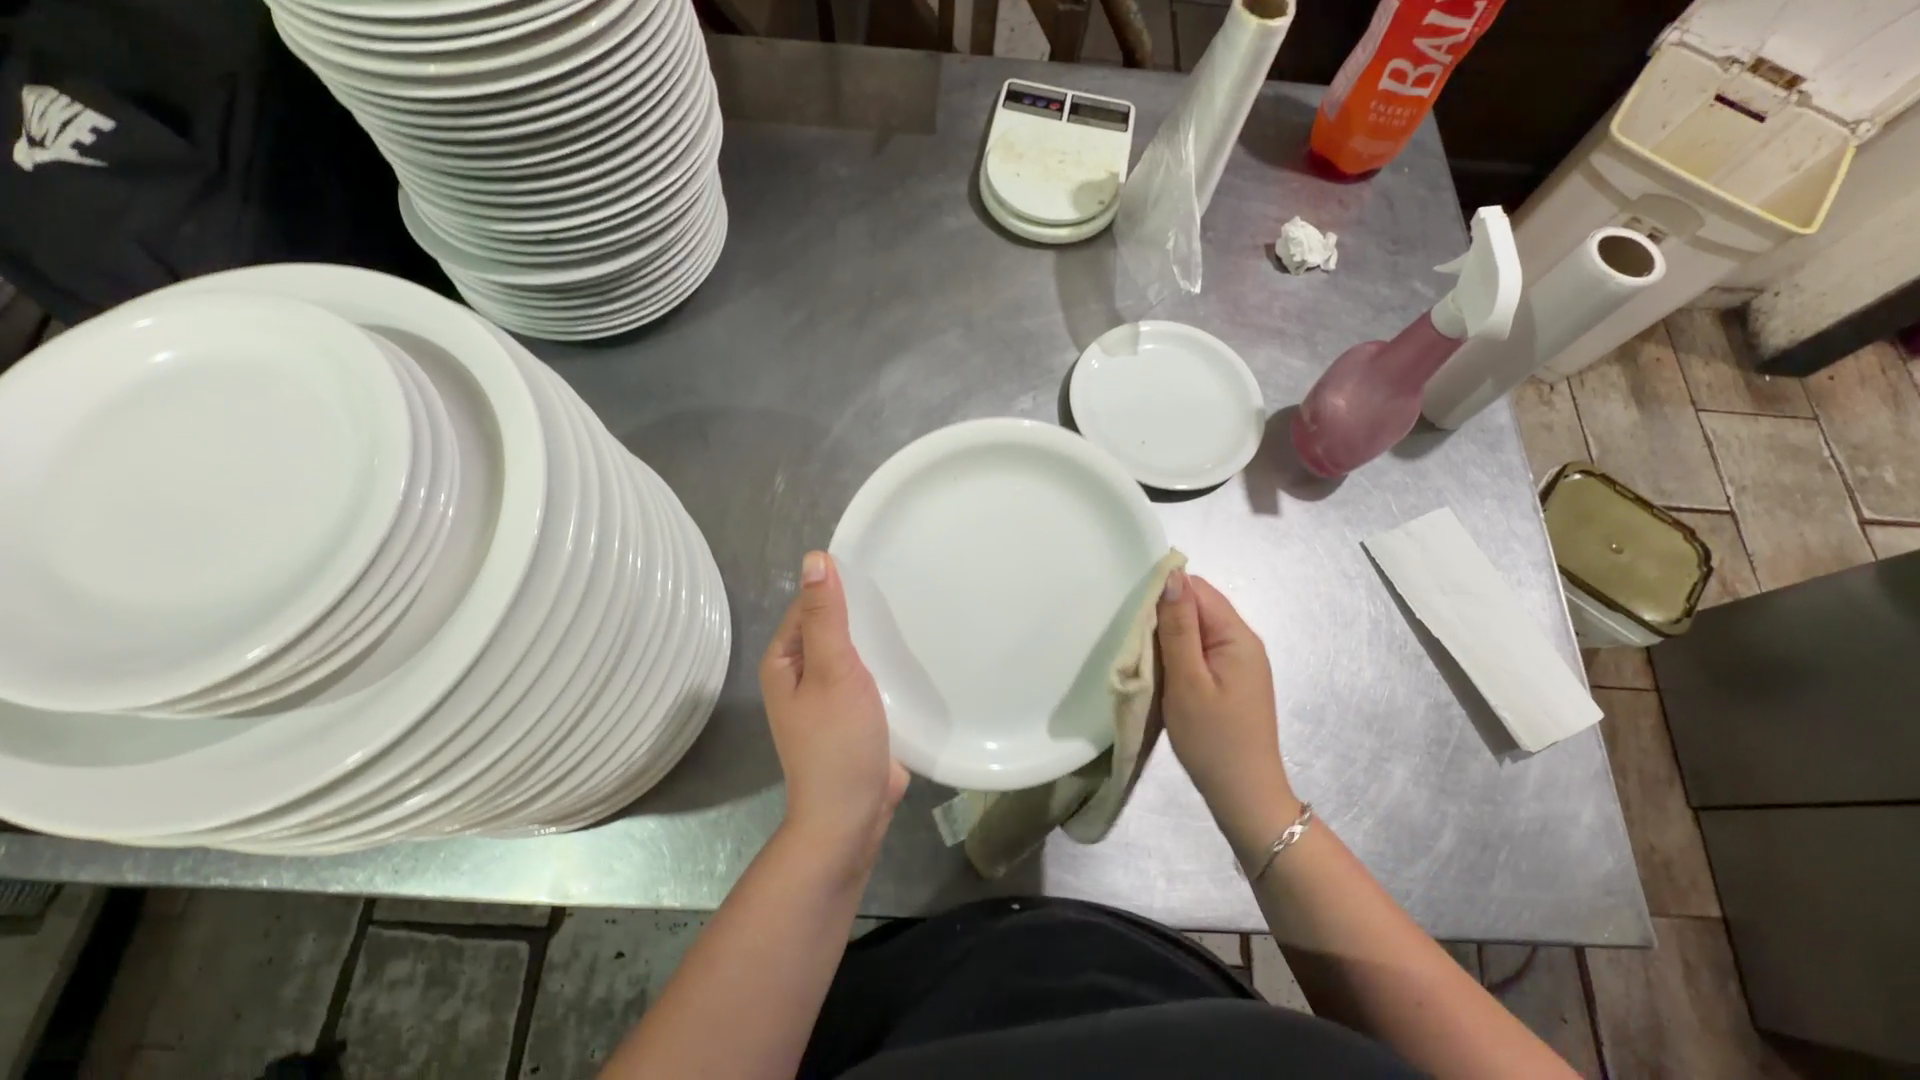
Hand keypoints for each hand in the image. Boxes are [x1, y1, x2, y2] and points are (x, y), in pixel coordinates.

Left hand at [760, 551, 908, 861]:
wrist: (852, 812)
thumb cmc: (836, 740)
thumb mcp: (832, 670)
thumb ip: (825, 616)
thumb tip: (813, 558)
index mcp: (784, 662)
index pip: (809, 606)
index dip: (838, 587)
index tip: (879, 569)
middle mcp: (802, 675)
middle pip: (834, 628)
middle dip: (864, 613)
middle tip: (908, 588)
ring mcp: (831, 697)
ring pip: (856, 653)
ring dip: (879, 640)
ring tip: (918, 613)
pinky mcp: (857, 715)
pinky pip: (872, 678)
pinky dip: (889, 667)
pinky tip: (916, 654)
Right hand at [1155, 570, 1298, 852]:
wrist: (1243, 795)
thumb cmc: (1212, 739)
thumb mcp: (1187, 681)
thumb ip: (1179, 628)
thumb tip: (1172, 576)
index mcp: (1237, 636)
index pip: (1198, 589)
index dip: (1164, 594)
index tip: (1132, 616)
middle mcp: (1243, 642)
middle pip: (1199, 607)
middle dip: (1164, 617)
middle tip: (1134, 643)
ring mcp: (1240, 663)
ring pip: (1197, 631)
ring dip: (1169, 639)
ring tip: (1144, 661)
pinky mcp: (1232, 682)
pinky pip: (1201, 653)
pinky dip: (1179, 658)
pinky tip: (1162, 676)